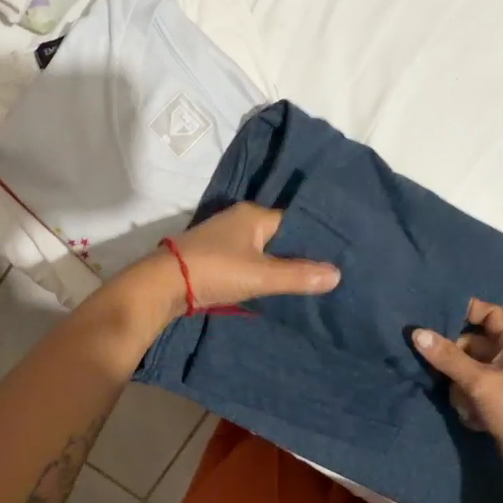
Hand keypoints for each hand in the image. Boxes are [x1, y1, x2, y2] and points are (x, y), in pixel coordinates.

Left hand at [130, 202, 340, 316]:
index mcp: (254, 214)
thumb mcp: (261, 276)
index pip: (295, 223)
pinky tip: (276, 287)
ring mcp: (225, 239)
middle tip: (329, 271)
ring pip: (264, 251)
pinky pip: (249, 262)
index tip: (340, 256)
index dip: (316, 240)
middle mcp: (240, 220)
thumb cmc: (215, 271)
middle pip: (280, 237)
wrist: (163, 285)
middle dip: (300, 254)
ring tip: (309, 282)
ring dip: (280, 265)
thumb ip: (298, 276)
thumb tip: (337, 275)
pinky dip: (262, 273)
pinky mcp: (215, 258)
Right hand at [413, 299, 502, 470]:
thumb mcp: (479, 381)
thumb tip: (417, 332)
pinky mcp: (495, 403)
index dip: (469, 310)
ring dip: (460, 387)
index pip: (491, 314)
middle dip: (455, 359)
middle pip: (472, 345)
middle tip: (436, 367)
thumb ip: (448, 357)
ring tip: (465, 403)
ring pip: (467, 371)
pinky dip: (468, 403)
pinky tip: (474, 418)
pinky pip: (471, 392)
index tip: (439, 315)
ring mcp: (502, 382)